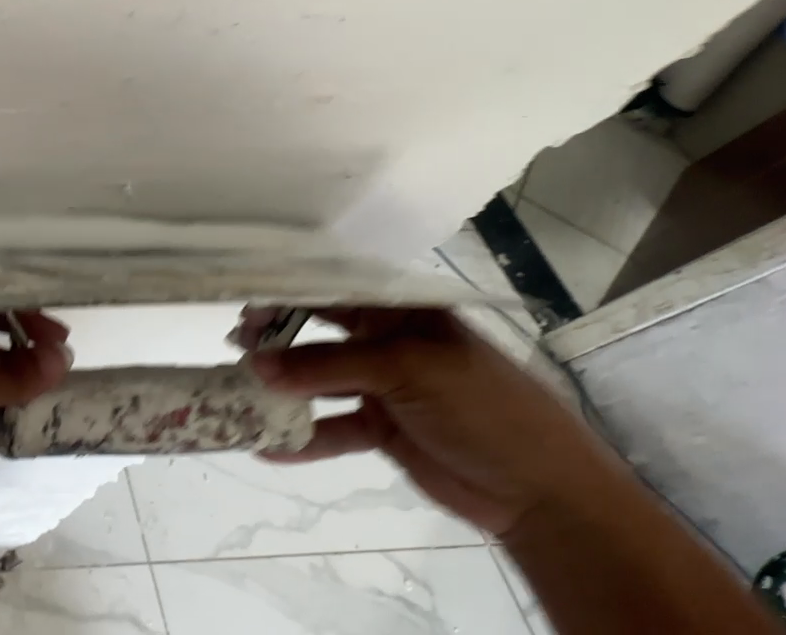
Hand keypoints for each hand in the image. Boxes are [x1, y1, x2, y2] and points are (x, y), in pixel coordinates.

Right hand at [235, 307, 624, 535]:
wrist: (547, 494)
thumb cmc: (485, 408)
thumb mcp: (406, 370)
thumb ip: (327, 364)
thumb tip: (255, 364)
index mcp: (403, 313)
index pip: (333, 290)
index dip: (287, 293)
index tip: (241, 301)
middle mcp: (390, 342)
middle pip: (320, 331)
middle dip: (277, 337)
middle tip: (237, 344)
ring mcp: (386, 386)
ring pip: (321, 378)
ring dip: (284, 386)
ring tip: (241, 389)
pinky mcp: (383, 428)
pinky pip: (333, 427)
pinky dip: (304, 437)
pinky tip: (270, 446)